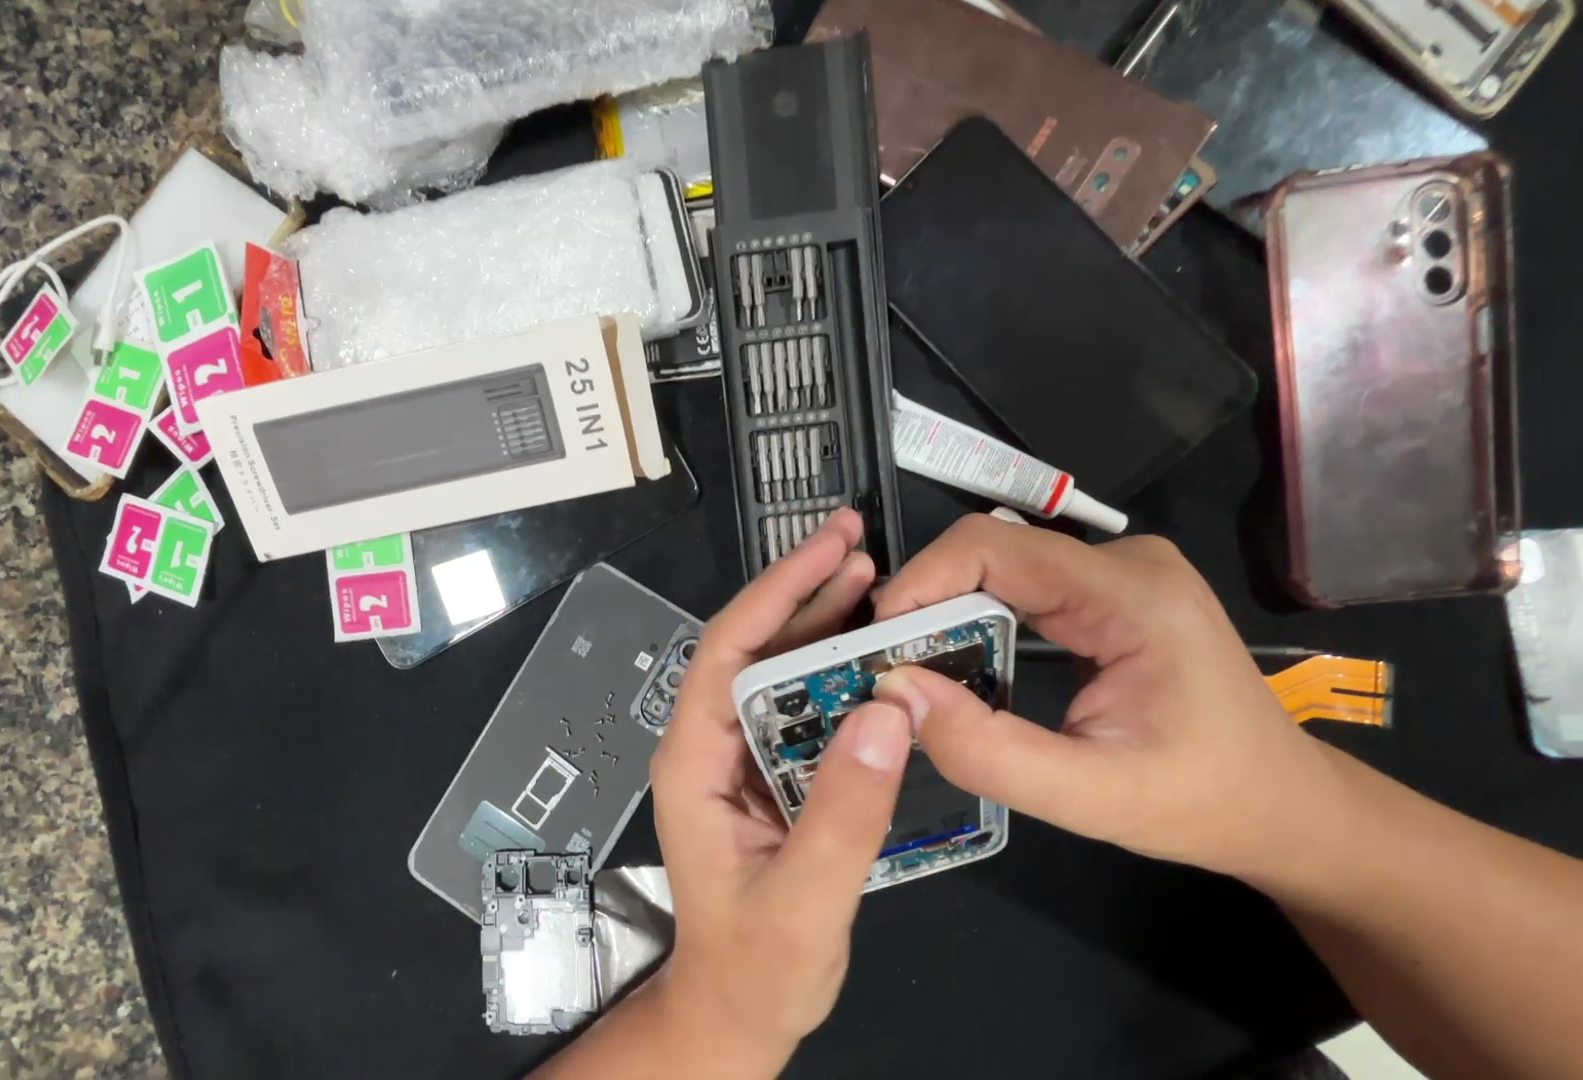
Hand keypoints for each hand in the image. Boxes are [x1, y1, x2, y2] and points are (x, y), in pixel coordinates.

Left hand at [648, 507, 911, 1069]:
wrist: (740, 1009)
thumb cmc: (759, 965)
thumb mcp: (805, 899)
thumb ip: (843, 811)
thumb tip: (888, 709)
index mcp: (694, 760)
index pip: (727, 652)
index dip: (776, 594)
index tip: (827, 550)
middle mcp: (708, 742)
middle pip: (750, 645)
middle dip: (800, 588)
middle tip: (856, 538)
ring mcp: (737, 754)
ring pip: (775, 667)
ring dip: (818, 618)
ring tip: (871, 575)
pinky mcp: (766, 771)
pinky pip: (798, 704)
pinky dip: (833, 667)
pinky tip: (871, 648)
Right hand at [869, 514, 1341, 879]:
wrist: (1284, 806)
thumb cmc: (1199, 804)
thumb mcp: (1089, 798)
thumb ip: (987, 751)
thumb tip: (893, 691)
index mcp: (1132, 597)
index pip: (993, 547)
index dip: (920, 581)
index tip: (879, 641)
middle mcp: (1124, 562)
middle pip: (988, 549)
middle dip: (924, 600)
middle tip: (885, 662)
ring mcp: (1118, 569)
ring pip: (996, 562)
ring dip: (944, 608)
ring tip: (912, 666)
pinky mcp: (1106, 587)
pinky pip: (1016, 581)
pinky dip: (974, 613)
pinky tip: (959, 659)